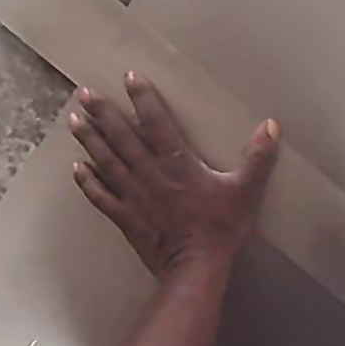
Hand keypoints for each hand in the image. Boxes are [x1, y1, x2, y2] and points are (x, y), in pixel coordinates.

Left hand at [68, 72, 280, 280]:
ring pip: (106, 161)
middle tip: (84, 93)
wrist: (195, 268)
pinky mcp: (125, 218)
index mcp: (177, 163)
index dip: (143, 99)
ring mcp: (133, 196)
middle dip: (103, 113)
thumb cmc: (220, 228)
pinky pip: (101, 196)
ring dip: (89, 139)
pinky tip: (76, 169)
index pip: (156, 123)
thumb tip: (271, 126)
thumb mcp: (247, 191)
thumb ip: (259, 157)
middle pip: (121, 137)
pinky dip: (87, 182)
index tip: (130, 77)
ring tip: (74, 119)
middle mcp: (149, 173)